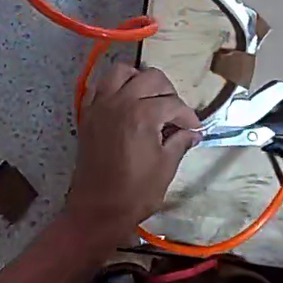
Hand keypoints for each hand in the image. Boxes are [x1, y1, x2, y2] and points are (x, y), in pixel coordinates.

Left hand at [65, 63, 199, 235]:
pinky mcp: (87, 115)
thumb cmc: (136, 192)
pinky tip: (125, 102)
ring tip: (149, 98)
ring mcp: (100, 106)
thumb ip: (179, 142)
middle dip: (168, 93)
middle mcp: (120, 102)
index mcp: (142, 115)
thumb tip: (192, 133)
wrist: (98, 210)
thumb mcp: (166, 166)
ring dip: (139, 80)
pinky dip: (114, 87)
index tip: (194, 128)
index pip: (173, 104)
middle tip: (175, 113)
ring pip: (121, 72)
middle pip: (151, 79)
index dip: (188, 116)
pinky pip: (100, 86)